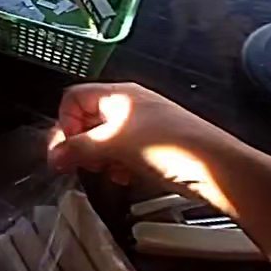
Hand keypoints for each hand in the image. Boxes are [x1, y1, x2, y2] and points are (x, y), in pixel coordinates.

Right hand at [46, 83, 250, 210]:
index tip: (67, 150)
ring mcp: (143, 123)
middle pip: (87, 117)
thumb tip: (52, 156)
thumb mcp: (114, 145)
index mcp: (117, 94)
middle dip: (81, 142)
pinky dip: (118, 162)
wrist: (218, 168)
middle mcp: (128, 103)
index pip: (73, 98)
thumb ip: (78, 148)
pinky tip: (124, 176)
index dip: (64, 122)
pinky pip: (124, 149)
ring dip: (99, 155)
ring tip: (106, 172)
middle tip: (83, 165)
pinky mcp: (155, 143)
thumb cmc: (165, 148)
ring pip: (105, 136)